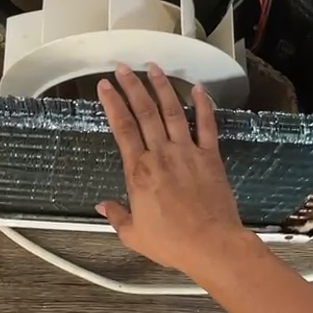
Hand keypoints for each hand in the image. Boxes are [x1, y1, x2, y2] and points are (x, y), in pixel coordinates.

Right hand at [97, 63, 261, 282]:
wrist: (211, 245)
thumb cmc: (172, 242)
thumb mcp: (133, 234)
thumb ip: (116, 215)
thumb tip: (101, 206)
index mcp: (138, 171)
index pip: (122, 128)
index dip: (112, 104)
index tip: (104, 86)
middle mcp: (161, 154)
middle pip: (144, 112)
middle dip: (132, 86)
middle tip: (123, 68)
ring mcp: (187, 152)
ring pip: (172, 111)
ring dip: (162, 87)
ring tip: (153, 67)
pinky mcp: (210, 157)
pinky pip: (206, 125)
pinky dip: (202, 105)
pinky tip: (197, 88)